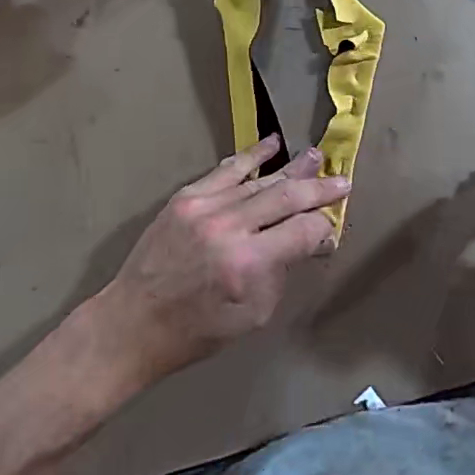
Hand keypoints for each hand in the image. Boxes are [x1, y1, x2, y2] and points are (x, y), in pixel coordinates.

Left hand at [93, 135, 347, 389]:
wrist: (132, 323)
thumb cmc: (199, 330)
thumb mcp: (255, 314)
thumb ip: (284, 271)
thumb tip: (309, 239)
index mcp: (249, 263)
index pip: (304, 230)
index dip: (324, 228)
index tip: (330, 230)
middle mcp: (229, 228)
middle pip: (288, 197)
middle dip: (320, 189)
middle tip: (342, 180)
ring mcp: (205, 208)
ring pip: (261, 180)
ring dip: (293, 168)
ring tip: (316, 157)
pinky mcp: (186, 198)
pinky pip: (227, 170)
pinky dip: (253, 156)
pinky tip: (273, 144)